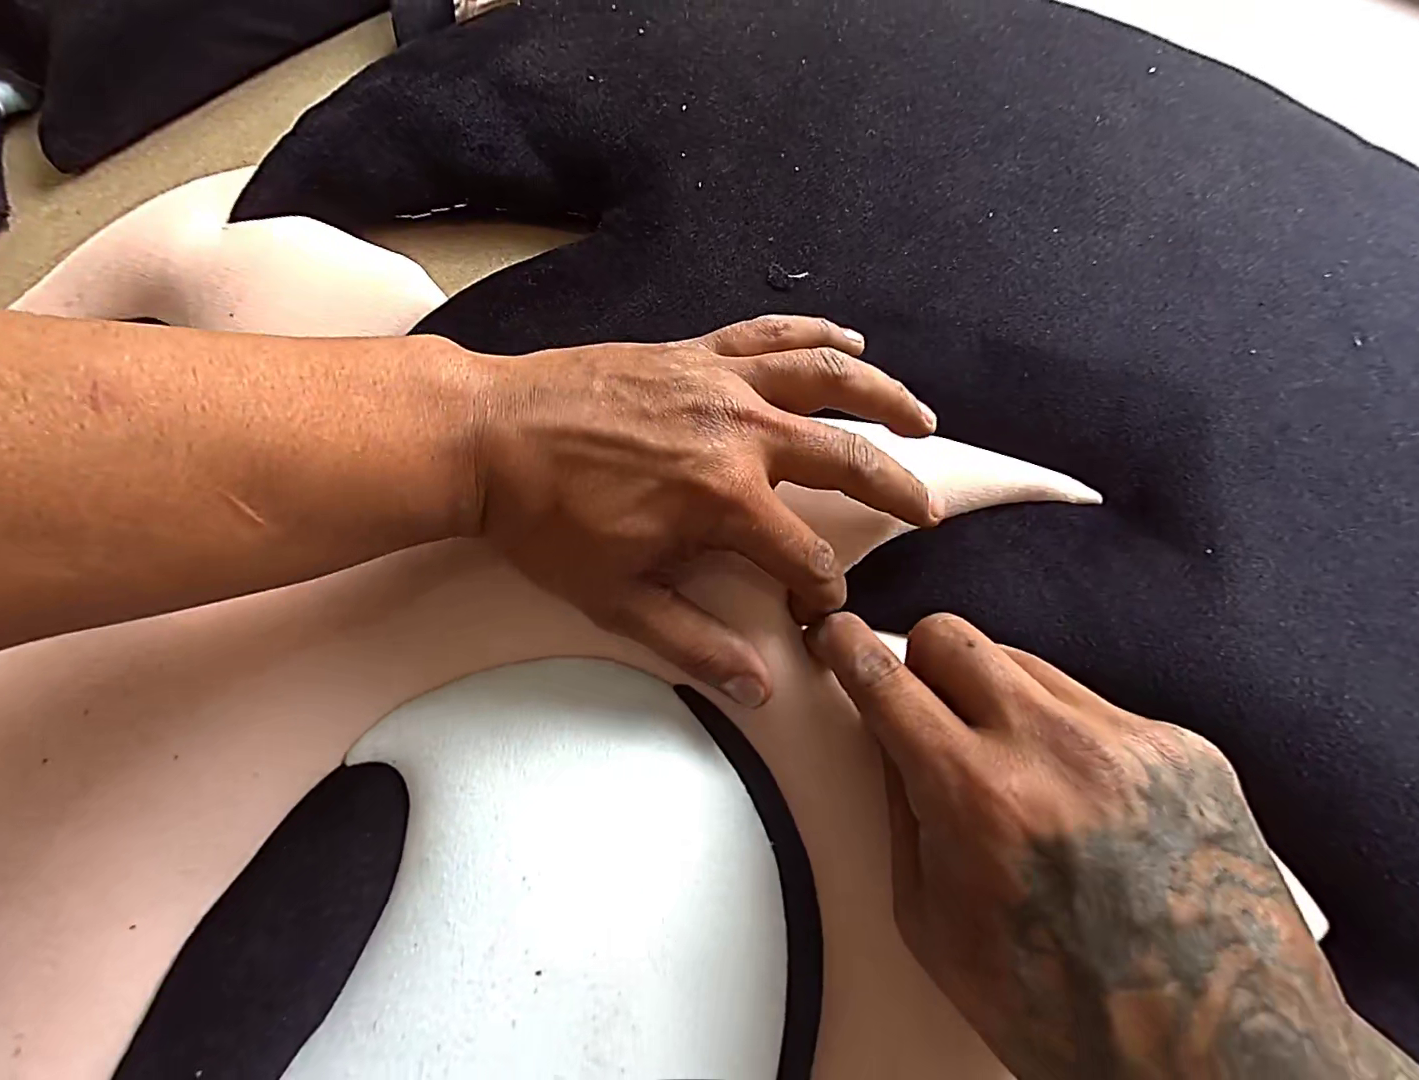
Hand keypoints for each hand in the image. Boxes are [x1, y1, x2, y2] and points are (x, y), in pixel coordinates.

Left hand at [470, 315, 939, 706]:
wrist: (490, 437)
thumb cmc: (545, 521)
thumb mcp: (616, 597)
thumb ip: (692, 642)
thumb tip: (757, 686)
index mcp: (724, 501)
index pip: (805, 557)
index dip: (820, 591)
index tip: (817, 609)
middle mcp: (739, 434)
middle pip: (846, 461)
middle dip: (896, 492)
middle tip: (928, 512)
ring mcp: (719, 383)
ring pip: (827, 380)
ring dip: (884, 398)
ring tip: (923, 419)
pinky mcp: (692, 353)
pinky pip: (770, 336)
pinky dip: (816, 337)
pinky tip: (849, 341)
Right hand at [805, 612, 1418, 1079]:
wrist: (1230, 1067)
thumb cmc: (1059, 1009)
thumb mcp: (928, 916)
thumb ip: (899, 805)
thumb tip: (886, 731)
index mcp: (976, 797)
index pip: (884, 679)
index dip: (846, 645)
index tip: (836, 634)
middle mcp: (1052, 750)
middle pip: (950, 635)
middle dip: (920, 660)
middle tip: (926, 708)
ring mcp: (1126, 742)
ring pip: (1016, 657)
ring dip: (990, 694)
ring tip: (1009, 761)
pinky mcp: (1184, 749)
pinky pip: (1084, 699)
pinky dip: (1056, 727)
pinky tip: (1075, 791)